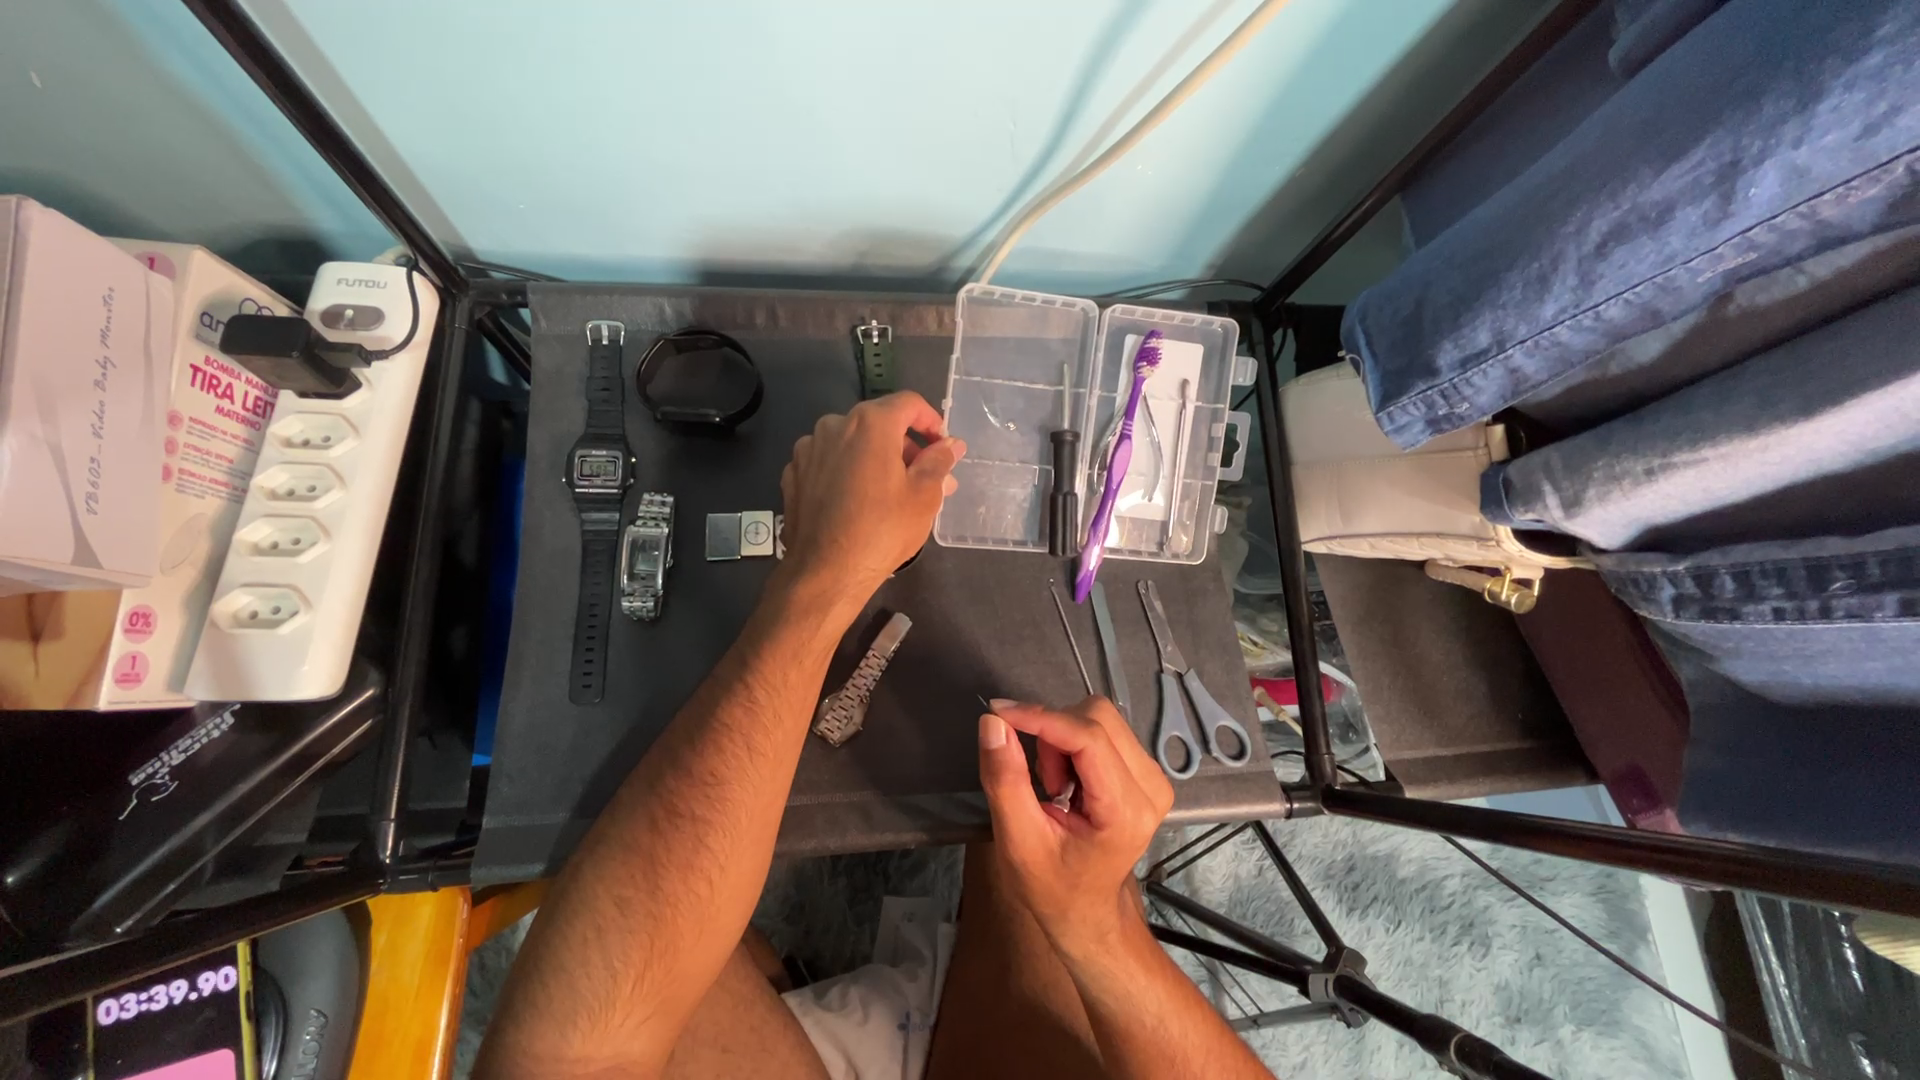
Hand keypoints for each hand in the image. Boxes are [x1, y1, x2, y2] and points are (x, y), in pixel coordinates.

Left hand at [778, 392, 963, 590]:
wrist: (826, 572)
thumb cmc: (883, 530)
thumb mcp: (924, 496)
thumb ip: (938, 461)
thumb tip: (950, 445)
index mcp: (870, 423)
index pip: (908, 403)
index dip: (931, 421)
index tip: (942, 446)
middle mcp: (834, 426)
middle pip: (878, 423)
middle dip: (904, 446)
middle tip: (924, 477)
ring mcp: (808, 450)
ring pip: (851, 444)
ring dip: (874, 458)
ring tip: (891, 492)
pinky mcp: (793, 475)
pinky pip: (828, 464)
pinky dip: (847, 473)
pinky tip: (857, 502)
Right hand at [976, 697, 1174, 959]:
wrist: (1086, 914)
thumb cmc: (1051, 887)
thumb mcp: (1017, 840)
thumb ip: (1005, 779)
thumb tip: (992, 723)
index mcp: (1125, 810)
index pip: (1088, 737)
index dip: (1041, 716)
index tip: (998, 712)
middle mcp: (1151, 786)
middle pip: (1096, 717)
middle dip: (1053, 735)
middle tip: (1041, 779)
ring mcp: (1154, 777)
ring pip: (1100, 718)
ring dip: (1063, 740)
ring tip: (1054, 787)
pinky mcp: (1146, 771)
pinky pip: (1103, 730)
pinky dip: (1074, 744)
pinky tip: (1068, 783)